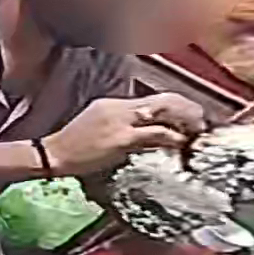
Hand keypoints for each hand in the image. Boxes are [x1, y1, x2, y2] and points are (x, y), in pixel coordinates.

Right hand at [44, 94, 205, 176]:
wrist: (53, 155)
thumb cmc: (73, 147)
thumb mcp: (98, 128)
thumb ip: (124, 126)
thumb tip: (152, 132)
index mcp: (110, 103)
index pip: (151, 98)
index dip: (176, 106)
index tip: (189, 117)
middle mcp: (116, 107)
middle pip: (163, 100)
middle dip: (188, 110)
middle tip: (200, 124)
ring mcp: (119, 121)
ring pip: (164, 112)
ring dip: (186, 122)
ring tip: (196, 134)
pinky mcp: (122, 138)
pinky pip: (157, 134)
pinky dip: (174, 138)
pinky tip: (182, 145)